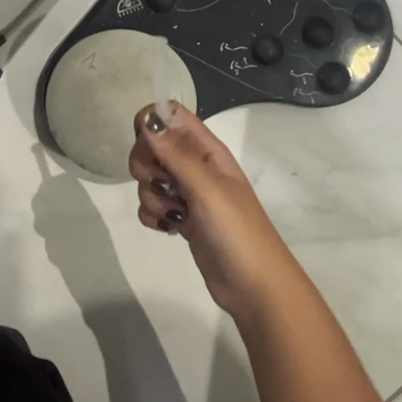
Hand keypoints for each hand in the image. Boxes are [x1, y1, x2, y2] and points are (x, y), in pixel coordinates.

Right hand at [129, 101, 291, 321]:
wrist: (254, 286)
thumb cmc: (237, 231)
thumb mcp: (207, 188)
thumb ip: (175, 153)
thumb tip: (147, 118)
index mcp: (207, 150)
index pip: (170, 115)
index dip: (152, 124)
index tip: (148, 147)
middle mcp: (195, 166)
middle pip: (151, 145)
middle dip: (146, 165)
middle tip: (163, 185)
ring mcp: (187, 193)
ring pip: (148, 178)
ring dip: (151, 196)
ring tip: (175, 215)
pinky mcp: (180, 218)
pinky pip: (151, 205)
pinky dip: (153, 216)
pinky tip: (169, 229)